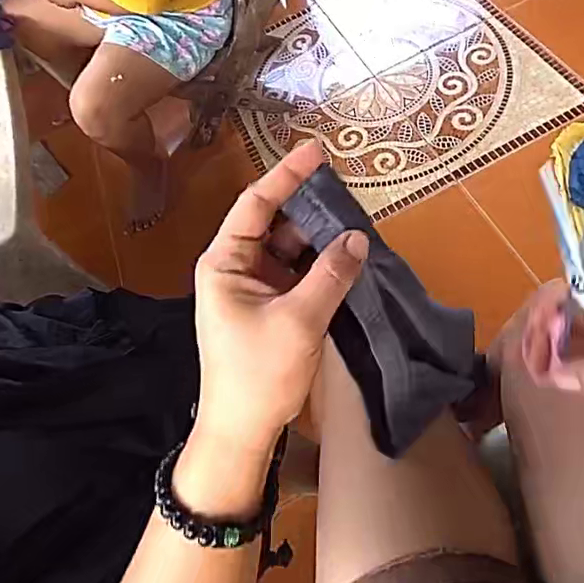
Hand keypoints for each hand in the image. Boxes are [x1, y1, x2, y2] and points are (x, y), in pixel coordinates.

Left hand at [193, 139, 367, 458]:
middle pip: (276, 222)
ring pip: (292, 248)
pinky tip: (349, 255)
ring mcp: (257, 286)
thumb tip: (358, 238)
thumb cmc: (257, 375)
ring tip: (357, 224)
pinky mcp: (274, 305)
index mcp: (226, 263)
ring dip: (321, 238)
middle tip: (348, 193)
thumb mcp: (298, 320)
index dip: (286, 175)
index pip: (256, 205)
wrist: (243, 431)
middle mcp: (238, 267)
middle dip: (310, 208)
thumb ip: (330, 275)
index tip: (316, 151)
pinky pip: (300, 272)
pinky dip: (323, 264)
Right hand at [517, 281, 583, 446]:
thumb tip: (552, 372)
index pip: (581, 291)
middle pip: (576, 311)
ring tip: (537, 368)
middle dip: (547, 328)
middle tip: (529, 359)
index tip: (536, 335)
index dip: (552, 306)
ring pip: (582, 334)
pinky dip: (574, 362)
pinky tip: (562, 378)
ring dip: (557, 346)